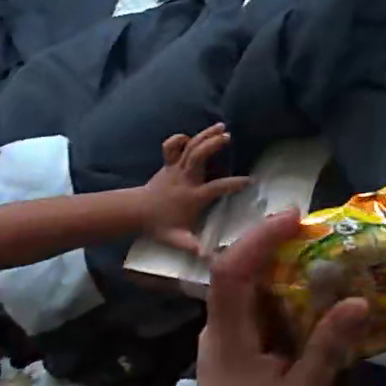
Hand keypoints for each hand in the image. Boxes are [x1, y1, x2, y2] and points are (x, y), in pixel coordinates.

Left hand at [137, 123, 251, 255]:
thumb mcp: (177, 239)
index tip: (249, 181)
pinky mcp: (167, 164)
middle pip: (198, 156)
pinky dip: (181, 138)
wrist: (137, 212)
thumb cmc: (160, 226)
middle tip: (228, 137)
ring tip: (221, 126)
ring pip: (189, 146)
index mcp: (192, 196)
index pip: (216, 188)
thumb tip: (209, 258)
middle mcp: (185, 179)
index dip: (233, 184)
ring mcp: (175, 169)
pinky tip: (193, 136)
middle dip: (212, 145)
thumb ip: (192, 246)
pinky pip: (172, 146)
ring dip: (205, 135)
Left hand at [194, 213, 367, 385]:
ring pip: (245, 295)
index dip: (258, 239)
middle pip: (236, 276)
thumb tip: (359, 302)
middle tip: (314, 234)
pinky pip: (253, 316)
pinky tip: (307, 304)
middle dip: (272, 249)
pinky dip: (278, 301)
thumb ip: (328, 348)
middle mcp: (216, 333)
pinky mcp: (233, 358)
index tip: (294, 219)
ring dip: (278, 275)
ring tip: (317, 261)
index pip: (230, 272)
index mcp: (225, 339)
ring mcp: (222, 345)